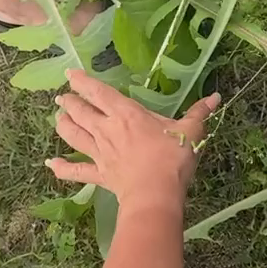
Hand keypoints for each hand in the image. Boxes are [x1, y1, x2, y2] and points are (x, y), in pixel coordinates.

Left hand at [47, 71, 219, 213]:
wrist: (156, 194)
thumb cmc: (172, 157)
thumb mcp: (190, 130)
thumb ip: (199, 112)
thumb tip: (216, 96)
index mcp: (127, 114)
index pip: (99, 93)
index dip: (83, 82)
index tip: (69, 73)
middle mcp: (108, 130)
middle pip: (82, 112)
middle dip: (70, 102)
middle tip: (62, 97)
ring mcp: (100, 153)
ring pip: (74, 136)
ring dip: (64, 126)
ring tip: (57, 117)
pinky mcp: (99, 175)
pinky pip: (75, 171)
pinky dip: (61, 168)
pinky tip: (50, 164)